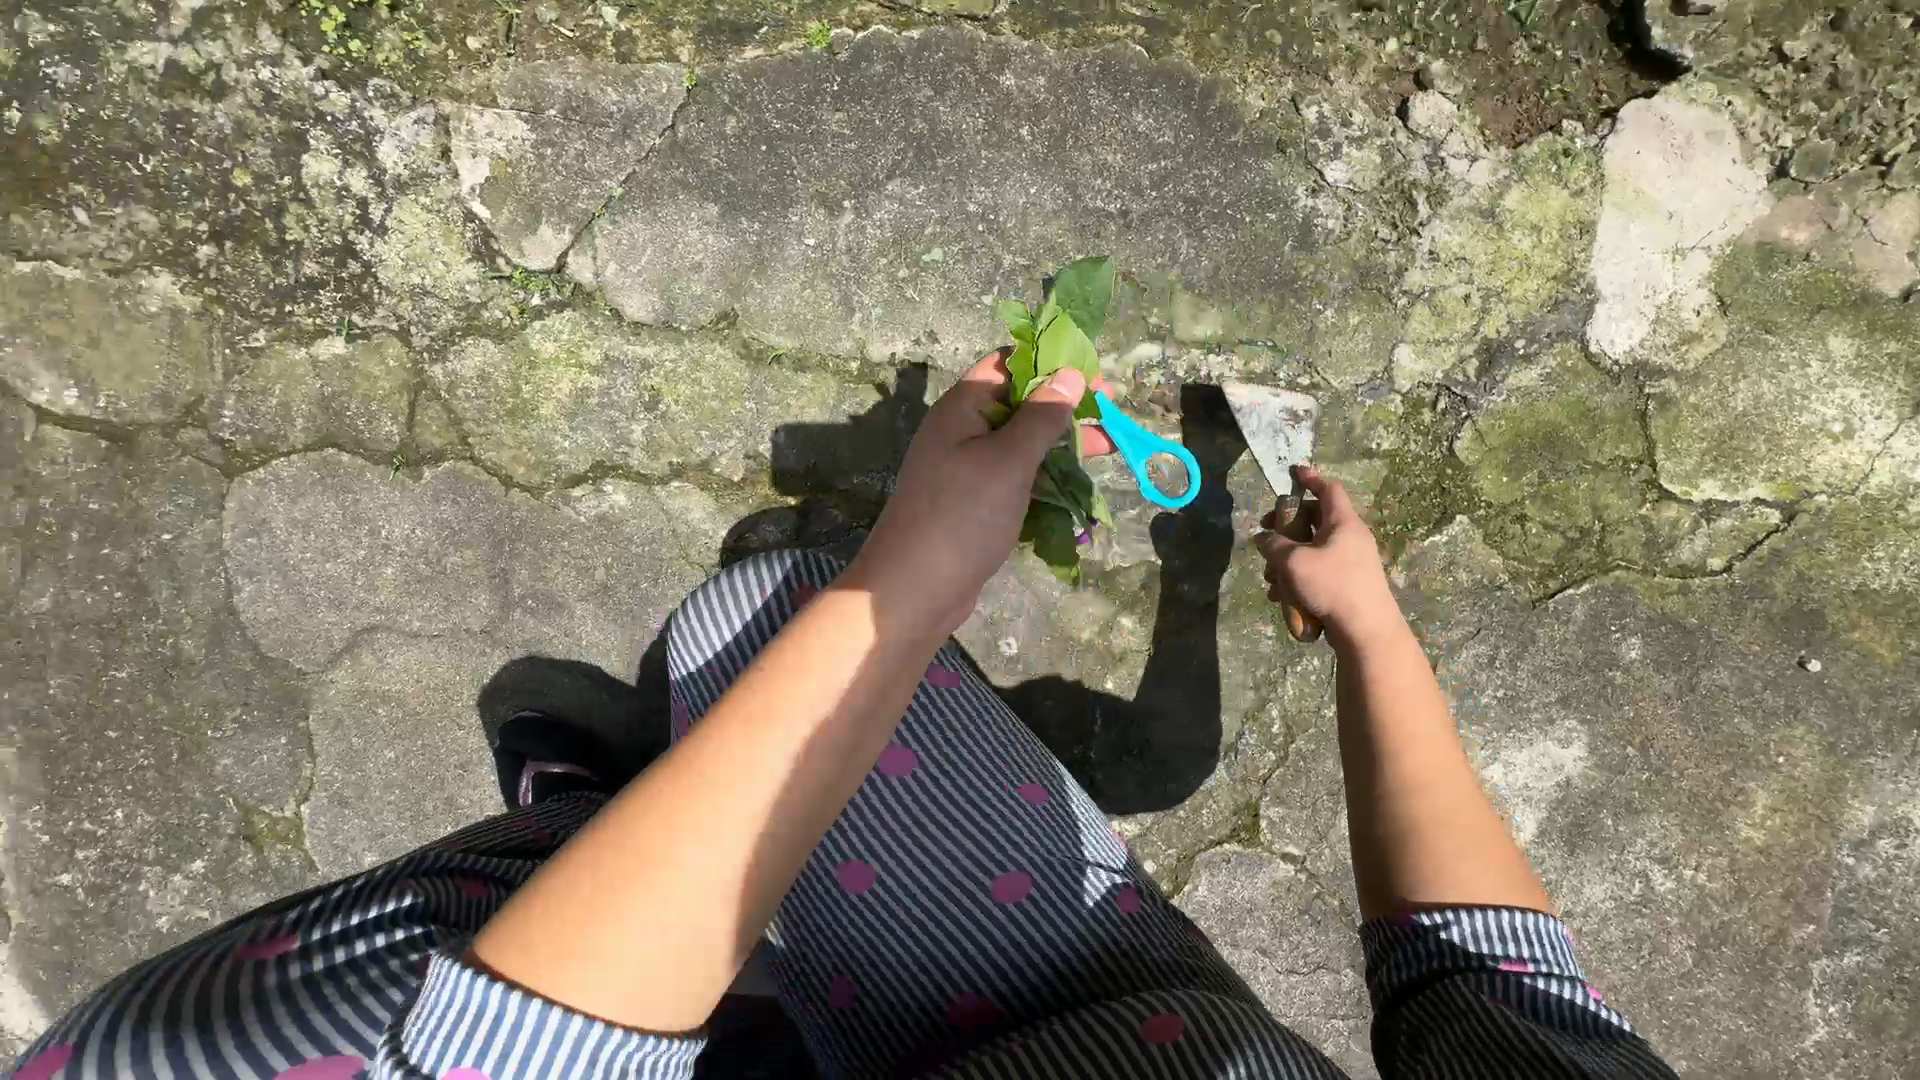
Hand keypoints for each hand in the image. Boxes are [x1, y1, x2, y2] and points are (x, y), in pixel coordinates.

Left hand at [841, 349, 1089, 635]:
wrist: (916, 588)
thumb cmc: (962, 515)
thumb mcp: (1008, 460)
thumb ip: (1042, 416)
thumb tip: (1070, 373)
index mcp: (962, 407)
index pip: (1007, 364)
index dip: (1050, 362)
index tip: (1093, 371)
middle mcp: (962, 431)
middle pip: (1020, 403)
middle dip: (1065, 405)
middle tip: (1113, 409)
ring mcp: (967, 469)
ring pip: (1021, 443)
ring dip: (1062, 442)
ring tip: (1111, 445)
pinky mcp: (976, 503)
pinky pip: (1015, 476)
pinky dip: (1046, 475)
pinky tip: (1078, 482)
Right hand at [1253, 465, 1402, 648]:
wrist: (1365, 629)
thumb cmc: (1332, 586)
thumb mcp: (1293, 562)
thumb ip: (1273, 545)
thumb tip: (1263, 538)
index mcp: (1343, 523)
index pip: (1328, 490)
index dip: (1310, 478)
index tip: (1294, 472)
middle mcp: (1349, 537)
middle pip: (1313, 521)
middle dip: (1285, 529)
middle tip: (1266, 537)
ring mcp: (1350, 561)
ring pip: (1311, 550)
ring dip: (1286, 561)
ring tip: (1271, 580)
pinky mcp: (1347, 583)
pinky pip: (1317, 571)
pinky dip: (1298, 578)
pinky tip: (1283, 598)